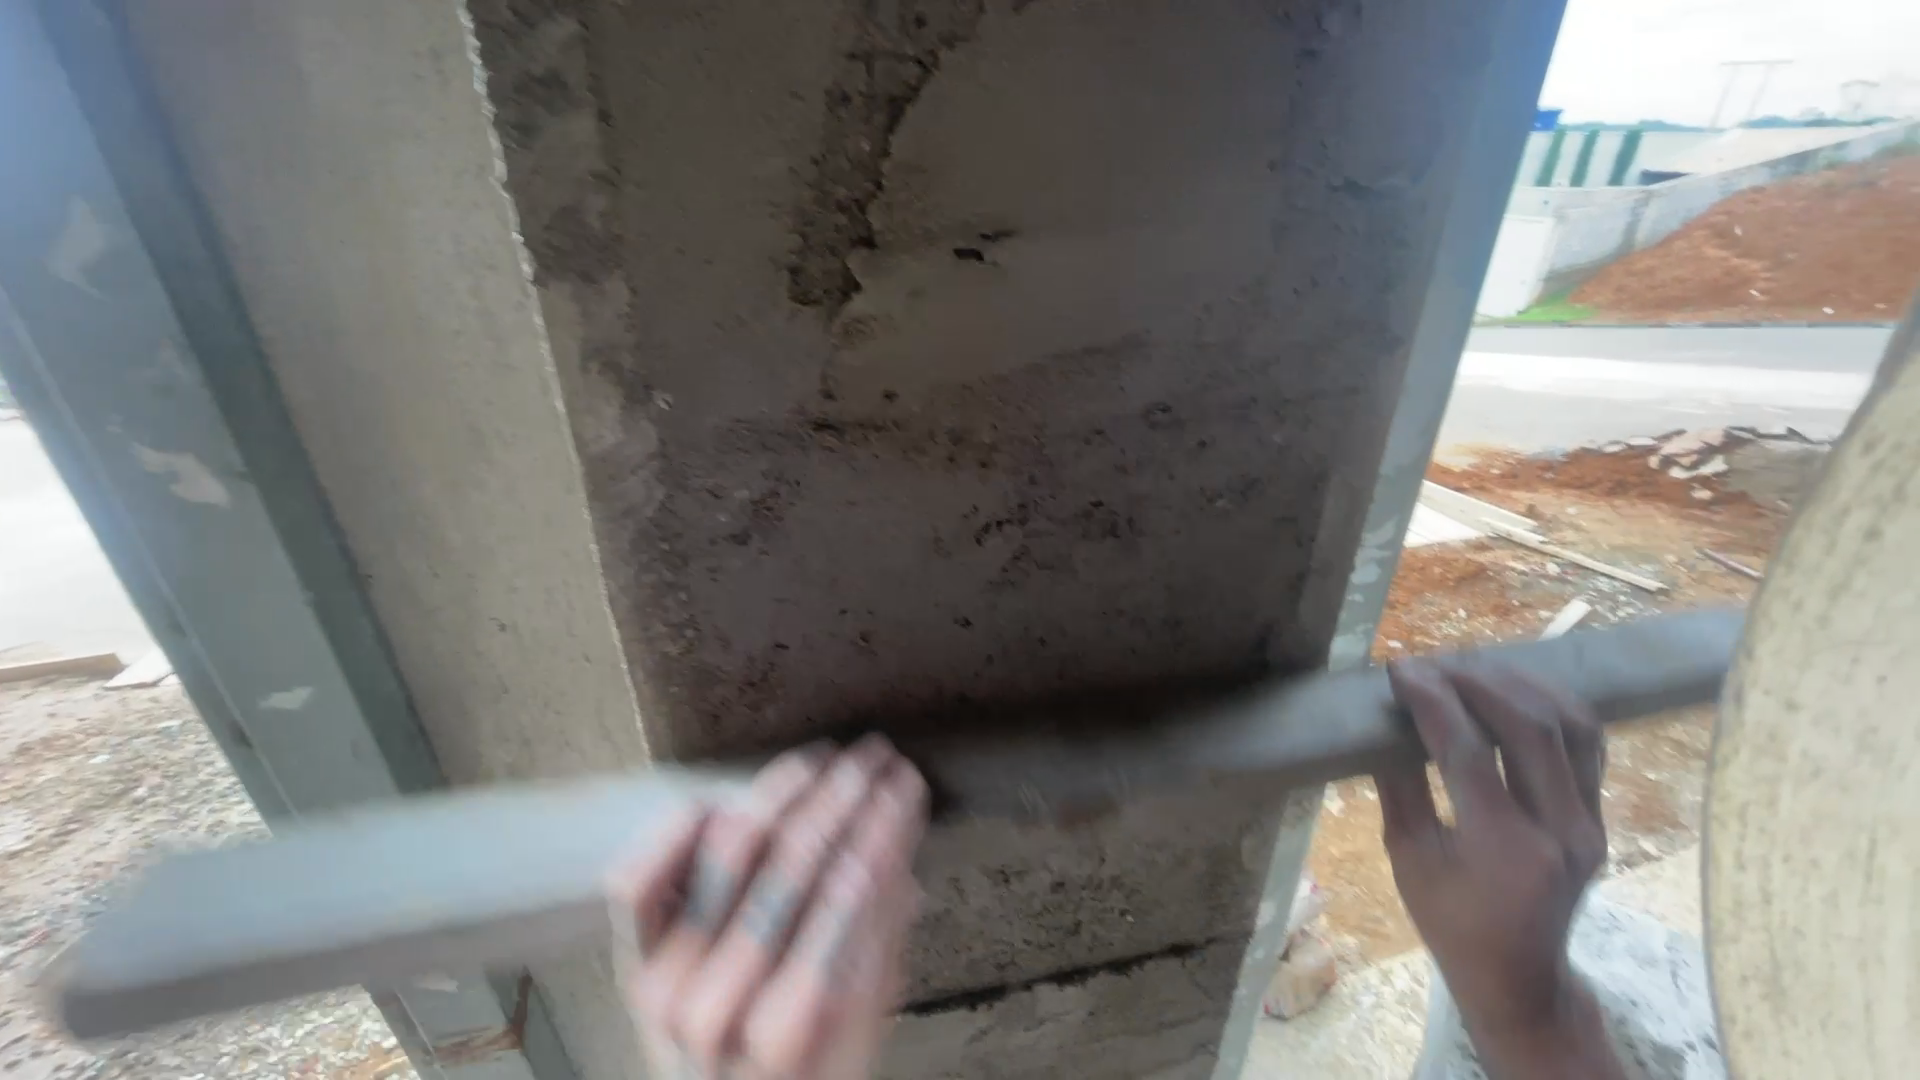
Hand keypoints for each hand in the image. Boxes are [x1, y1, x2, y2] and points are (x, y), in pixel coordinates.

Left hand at [608, 735, 928, 1078]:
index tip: (904, 787)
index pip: (845, 899)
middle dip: (843, 800)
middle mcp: (715, 1009)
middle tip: (872, 760)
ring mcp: (663, 982)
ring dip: (781, 793)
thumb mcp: (867, 1024)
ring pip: (728, 852)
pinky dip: (678, 830)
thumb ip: (882, 931)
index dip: (879, 831)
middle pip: (791, 866)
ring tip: (819, 761)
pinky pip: (641, 877)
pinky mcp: (631, 958)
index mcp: (788, 1036)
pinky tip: (723, 799)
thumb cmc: (803, 1066)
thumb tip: (900, 832)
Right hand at [1377, 659, 1622, 1078]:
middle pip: (1530, 728)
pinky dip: (1550, 704)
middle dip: (1475, 682)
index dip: (1432, 701)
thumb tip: (1385, 722)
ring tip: (1470, 666)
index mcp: (1503, 847)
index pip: (1468, 749)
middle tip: (1431, 664)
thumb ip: (1400, 784)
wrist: (1519, 973)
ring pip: (1572, 726)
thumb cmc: (1448, 918)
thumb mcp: (1406, 854)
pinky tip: (1512, 688)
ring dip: (1519, 685)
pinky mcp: (1600, 815)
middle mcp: (1560, 829)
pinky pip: (1588, 742)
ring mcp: (1590, 822)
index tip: (1400, 670)